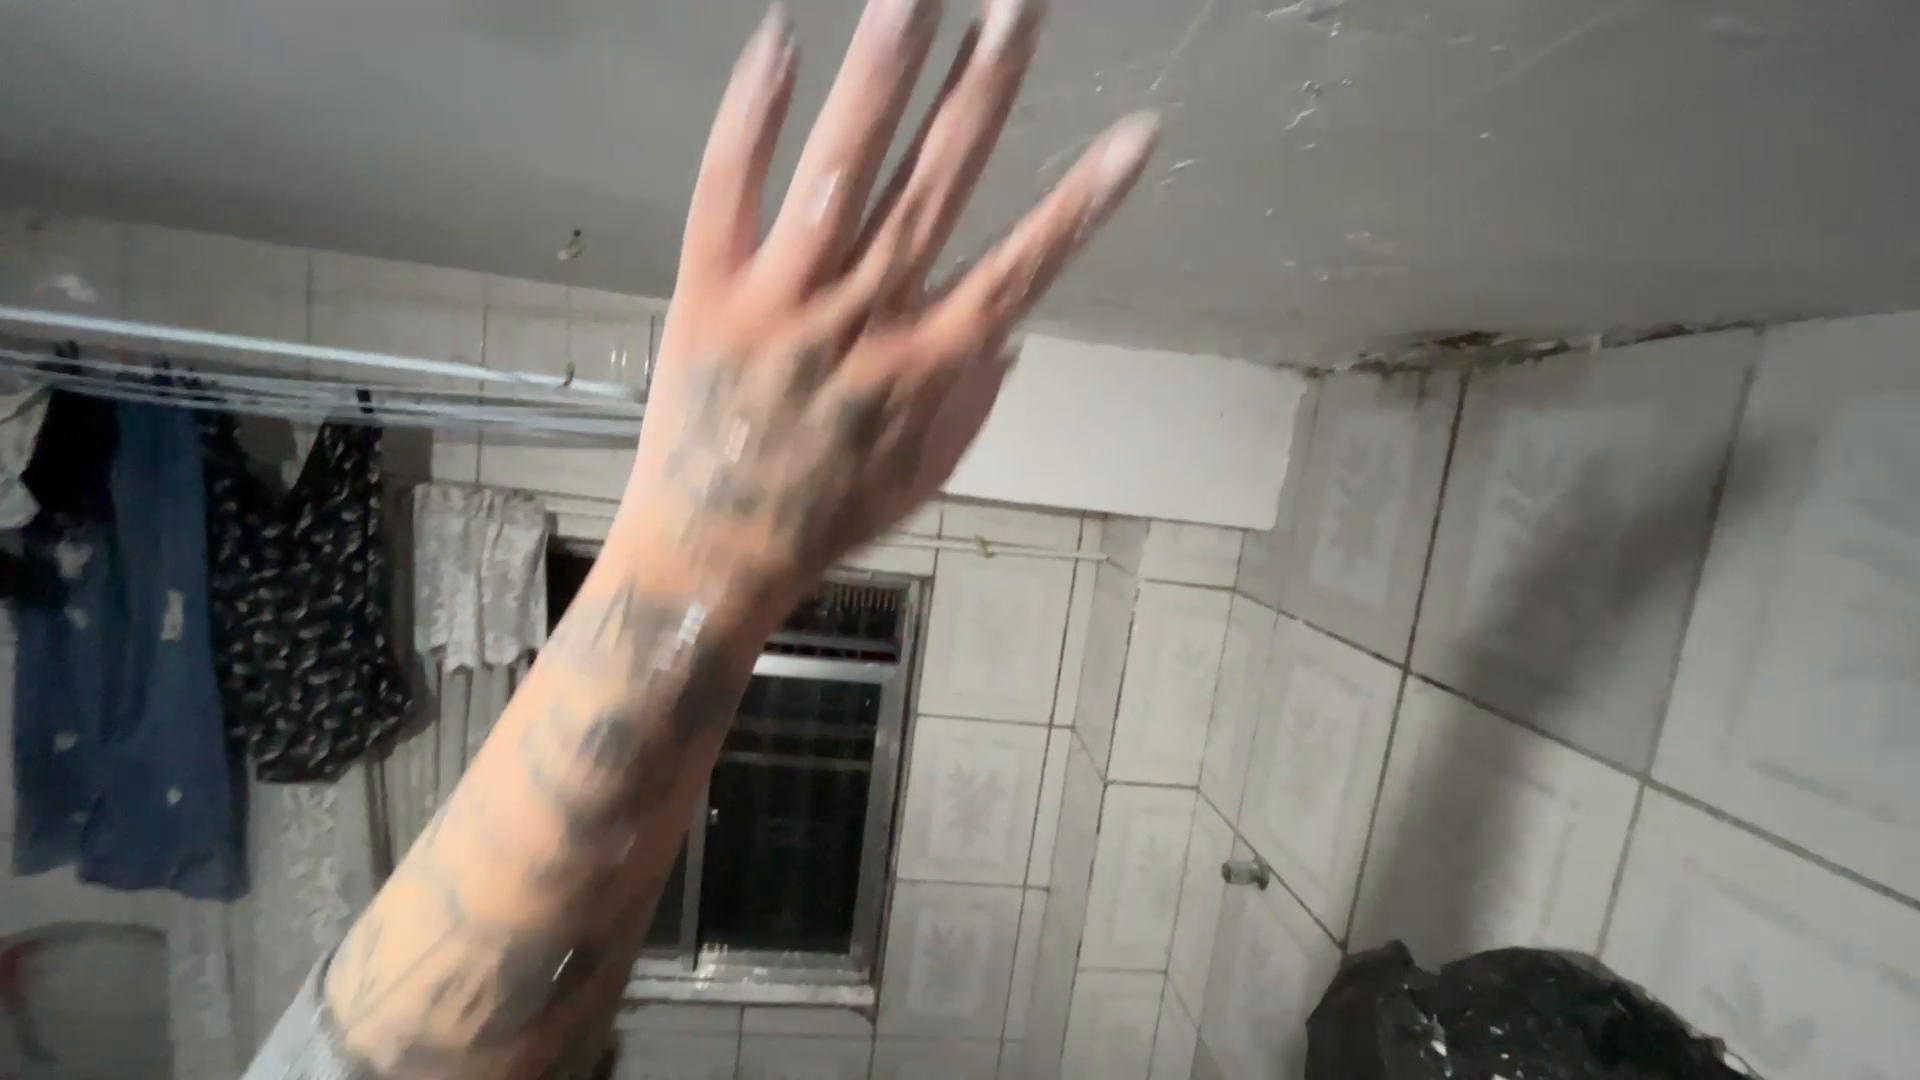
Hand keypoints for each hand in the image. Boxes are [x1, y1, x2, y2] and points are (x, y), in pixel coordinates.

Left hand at [618, 0, 1156, 595]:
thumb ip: (974, 403)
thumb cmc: (829, 520)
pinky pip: (729, 188)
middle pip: (937, 187)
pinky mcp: (709, 289)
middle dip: (986, 90)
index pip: (1021, 268)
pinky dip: (753, 116)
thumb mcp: (925, 477)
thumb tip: (1009, 334)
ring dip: (882, 74)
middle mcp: (863, 317)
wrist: (715, 553)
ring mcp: (782, 298)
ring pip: (841, 168)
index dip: (1082, 204)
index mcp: (925, 367)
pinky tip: (780, 41)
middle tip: (1020, 7)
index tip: (1135, 139)